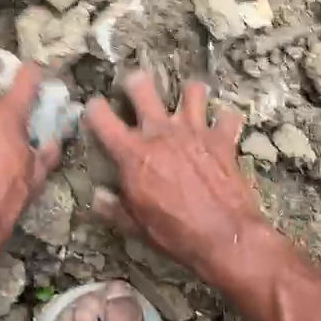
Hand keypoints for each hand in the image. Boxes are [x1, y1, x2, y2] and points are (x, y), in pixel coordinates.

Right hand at [85, 72, 270, 277]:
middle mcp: (160, 132)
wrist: (224, 236)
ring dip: (188, 95)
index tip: (95, 111)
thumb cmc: (174, 233)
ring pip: (191, 90)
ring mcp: (194, 131)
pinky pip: (227, 117)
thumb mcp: (135, 227)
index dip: (93, 109)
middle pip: (141, 87)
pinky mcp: (222, 139)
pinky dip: (224, 121)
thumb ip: (114, 208)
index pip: (100, 117)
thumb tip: (98, 197)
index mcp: (132, 153)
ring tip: (187, 104)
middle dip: (135, 83)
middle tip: (136, 90)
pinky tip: (222, 128)